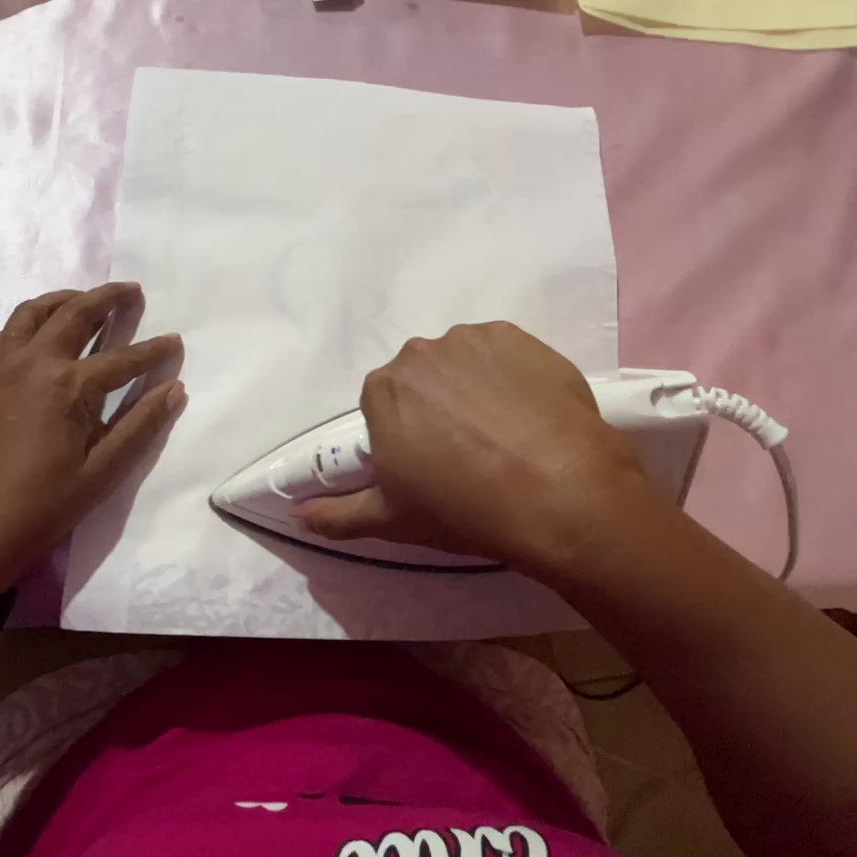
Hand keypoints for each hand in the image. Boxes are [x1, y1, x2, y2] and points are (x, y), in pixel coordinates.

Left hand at [0, 283, 183, 591]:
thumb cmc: (43, 507)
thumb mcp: (102, 473)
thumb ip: (140, 425)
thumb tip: (175, 388)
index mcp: (66, 386)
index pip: (122, 358)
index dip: (153, 350)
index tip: (175, 341)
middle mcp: (33, 364)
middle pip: (74, 314)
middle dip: (107, 298)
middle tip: (132, 290)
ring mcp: (2, 369)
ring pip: (33, 313)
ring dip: (64, 298)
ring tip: (86, 298)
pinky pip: (6, 333)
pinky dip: (29, 320)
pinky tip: (42, 331)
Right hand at [291, 322, 654, 579]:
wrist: (559, 494)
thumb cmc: (464, 508)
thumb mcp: (392, 519)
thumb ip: (337, 514)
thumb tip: (296, 515)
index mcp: (382, 391)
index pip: (384, 405)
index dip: (407, 434)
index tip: (431, 463)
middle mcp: (419, 353)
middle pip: (422, 379)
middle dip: (438, 407)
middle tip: (470, 452)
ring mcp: (471, 340)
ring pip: (463, 363)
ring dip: (474, 388)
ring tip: (507, 434)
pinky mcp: (519, 337)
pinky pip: (503, 354)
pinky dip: (511, 376)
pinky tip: (531, 413)